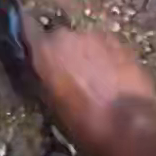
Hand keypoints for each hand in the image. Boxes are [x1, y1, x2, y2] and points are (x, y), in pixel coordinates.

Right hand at [24, 25, 155, 155]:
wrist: (129, 128)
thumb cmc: (83, 125)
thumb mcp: (50, 105)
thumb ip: (41, 78)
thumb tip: (37, 70)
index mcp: (44, 49)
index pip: (26, 26)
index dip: (28, 34)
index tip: (30, 42)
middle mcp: (66, 35)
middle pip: (58, 36)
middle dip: (61, 50)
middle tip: (67, 73)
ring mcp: (95, 35)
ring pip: (84, 41)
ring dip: (85, 54)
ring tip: (94, 79)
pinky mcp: (119, 42)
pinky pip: (105, 46)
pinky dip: (106, 58)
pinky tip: (113, 79)